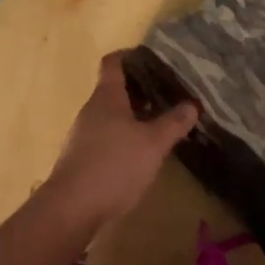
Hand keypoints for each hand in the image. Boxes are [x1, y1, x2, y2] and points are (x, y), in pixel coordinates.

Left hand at [41, 51, 198, 229]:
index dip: (131, 55)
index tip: (153, 58)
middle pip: (114, 88)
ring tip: (160, 120)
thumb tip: (193, 103)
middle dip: (140, 88)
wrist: (71, 208)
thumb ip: (173, 122)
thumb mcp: (152, 143)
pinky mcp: (82, 157)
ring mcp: (84, 134)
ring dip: (133, 114)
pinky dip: (124, 135)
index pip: (114, 63)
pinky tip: (141, 151)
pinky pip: (106, 135)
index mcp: (106, 96)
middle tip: (168, 91)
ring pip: (111, 114)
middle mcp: (92, 109)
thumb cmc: (114, 165)